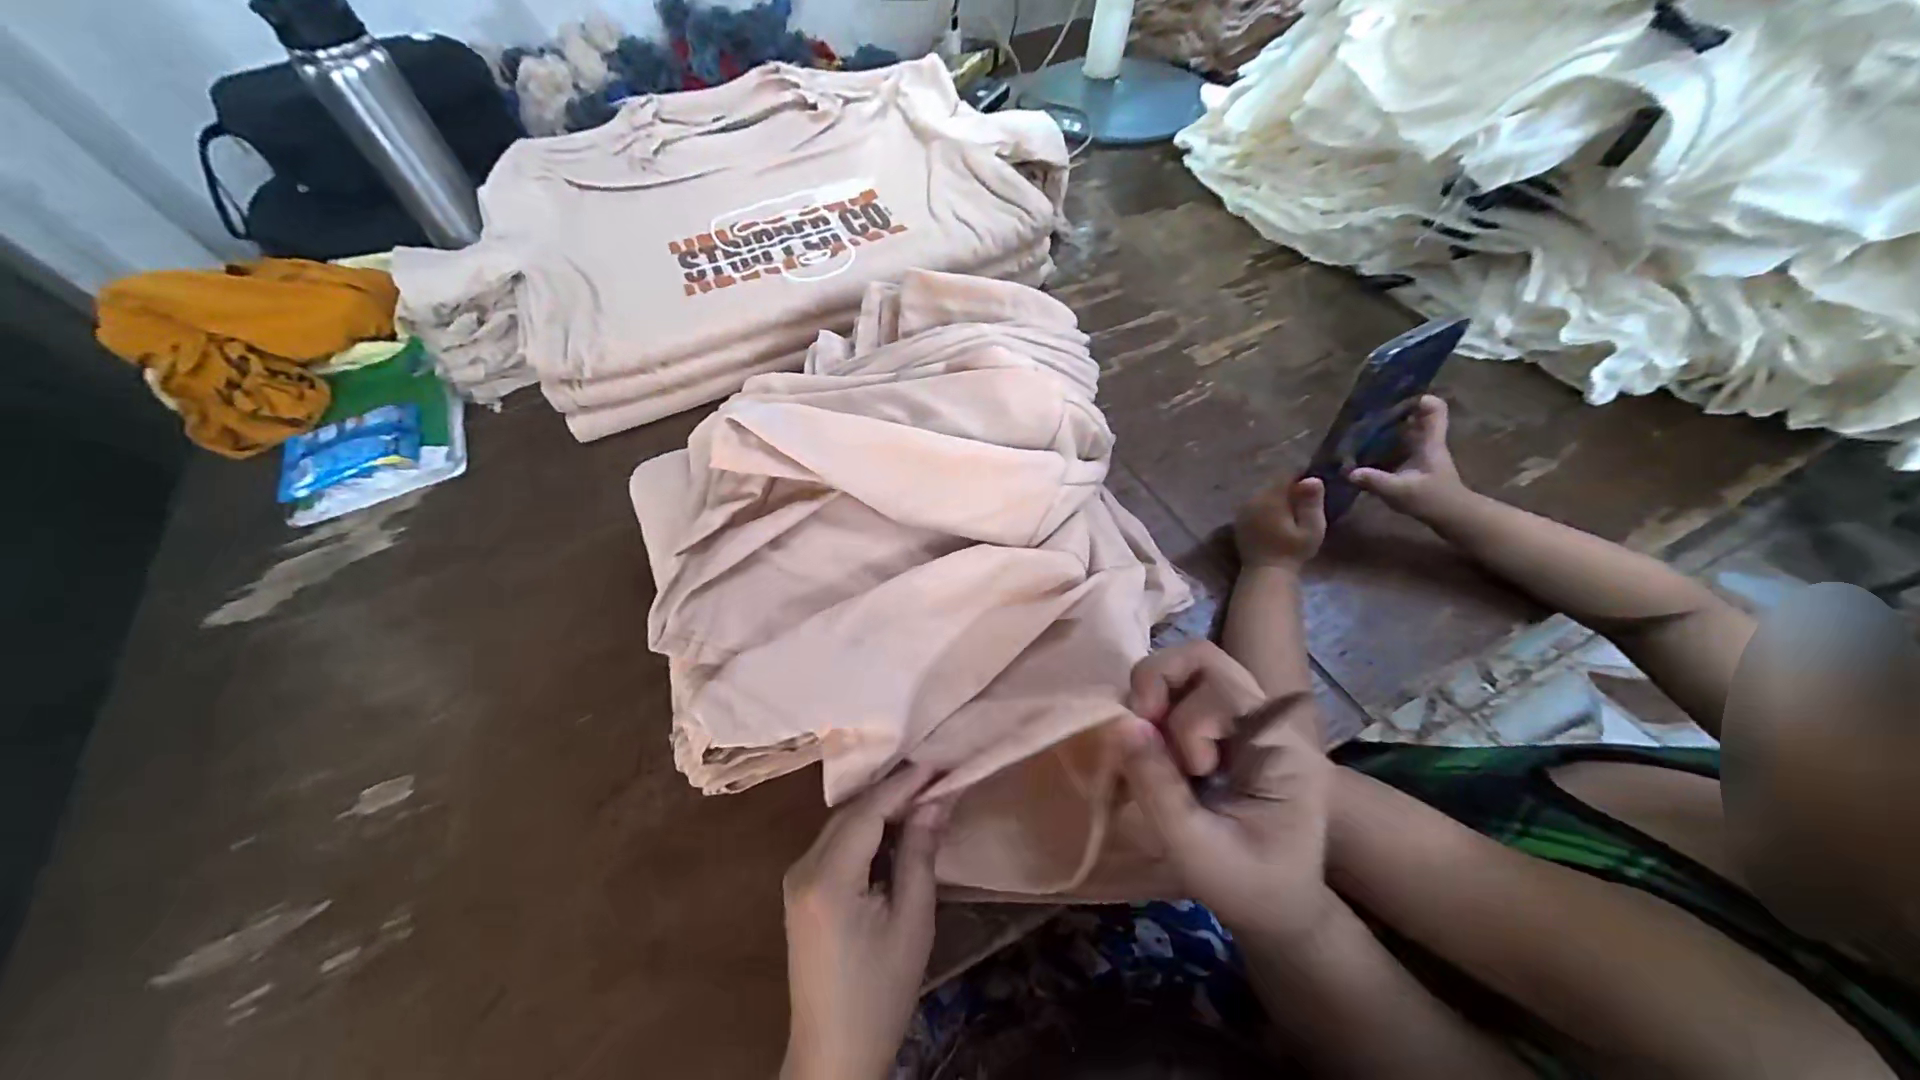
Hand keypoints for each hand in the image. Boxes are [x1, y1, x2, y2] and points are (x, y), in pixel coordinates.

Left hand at [781, 764, 951, 1079]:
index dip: (903, 784)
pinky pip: (835, 843)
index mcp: (827, 879)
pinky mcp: (799, 889)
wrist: (833, 1052)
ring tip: (920, 795)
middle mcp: (802, 869)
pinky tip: (893, 827)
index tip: (937, 763)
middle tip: (935, 777)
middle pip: (851, 813)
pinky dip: (865, 829)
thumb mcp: (912, 921)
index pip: (868, 812)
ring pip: (841, 824)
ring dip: (879, 808)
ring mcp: (796, 879)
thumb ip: (919, 853)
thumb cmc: (881, 992)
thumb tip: (935, 800)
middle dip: (892, 792)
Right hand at [1123, 644, 1333, 940]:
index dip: (1185, 722)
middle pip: (1202, 658)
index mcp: (1281, 747)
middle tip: (1146, 734)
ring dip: (1156, 697)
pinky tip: (1159, 751)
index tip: (1188, 773)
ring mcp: (1248, 717)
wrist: (1278, 907)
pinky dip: (1158, 708)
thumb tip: (1121, 724)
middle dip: (1158, 687)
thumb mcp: (1197, 851)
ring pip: (1188, 666)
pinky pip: (1183, 689)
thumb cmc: (1247, 887)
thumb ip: (1159, 788)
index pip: (1220, 687)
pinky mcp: (1227, 724)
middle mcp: (1269, 718)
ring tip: (1155, 748)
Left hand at [1236, 476, 1327, 570]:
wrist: (1265, 572)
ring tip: (1292, 509)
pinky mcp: (1239, 520)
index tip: (1312, 485)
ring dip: (1277, 497)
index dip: (1301, 476)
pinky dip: (1266, 507)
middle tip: (1305, 498)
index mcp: (1271, 499)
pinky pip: (1255, 505)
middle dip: (1289, 487)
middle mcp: (1253, 500)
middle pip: (1273, 484)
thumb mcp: (1311, 529)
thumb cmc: (1292, 551)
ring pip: (1263, 494)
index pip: (1286, 475)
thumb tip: (1312, 479)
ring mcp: (1243, 510)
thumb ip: (1312, 503)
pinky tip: (1276, 518)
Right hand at [1347, 395, 1465, 518]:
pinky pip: (1401, 447)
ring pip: (1409, 432)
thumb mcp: (1399, 491)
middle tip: (1370, 411)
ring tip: (1363, 428)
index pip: (1434, 410)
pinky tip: (1367, 452)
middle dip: (1398, 411)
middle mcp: (1427, 444)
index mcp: (1429, 443)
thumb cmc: (1432, 499)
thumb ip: (1374, 480)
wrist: (1453, 517)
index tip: (1397, 398)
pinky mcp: (1417, 467)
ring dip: (1390, 428)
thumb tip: (1349, 472)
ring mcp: (1423, 455)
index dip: (1420, 399)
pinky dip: (1387, 445)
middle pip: (1418, 418)